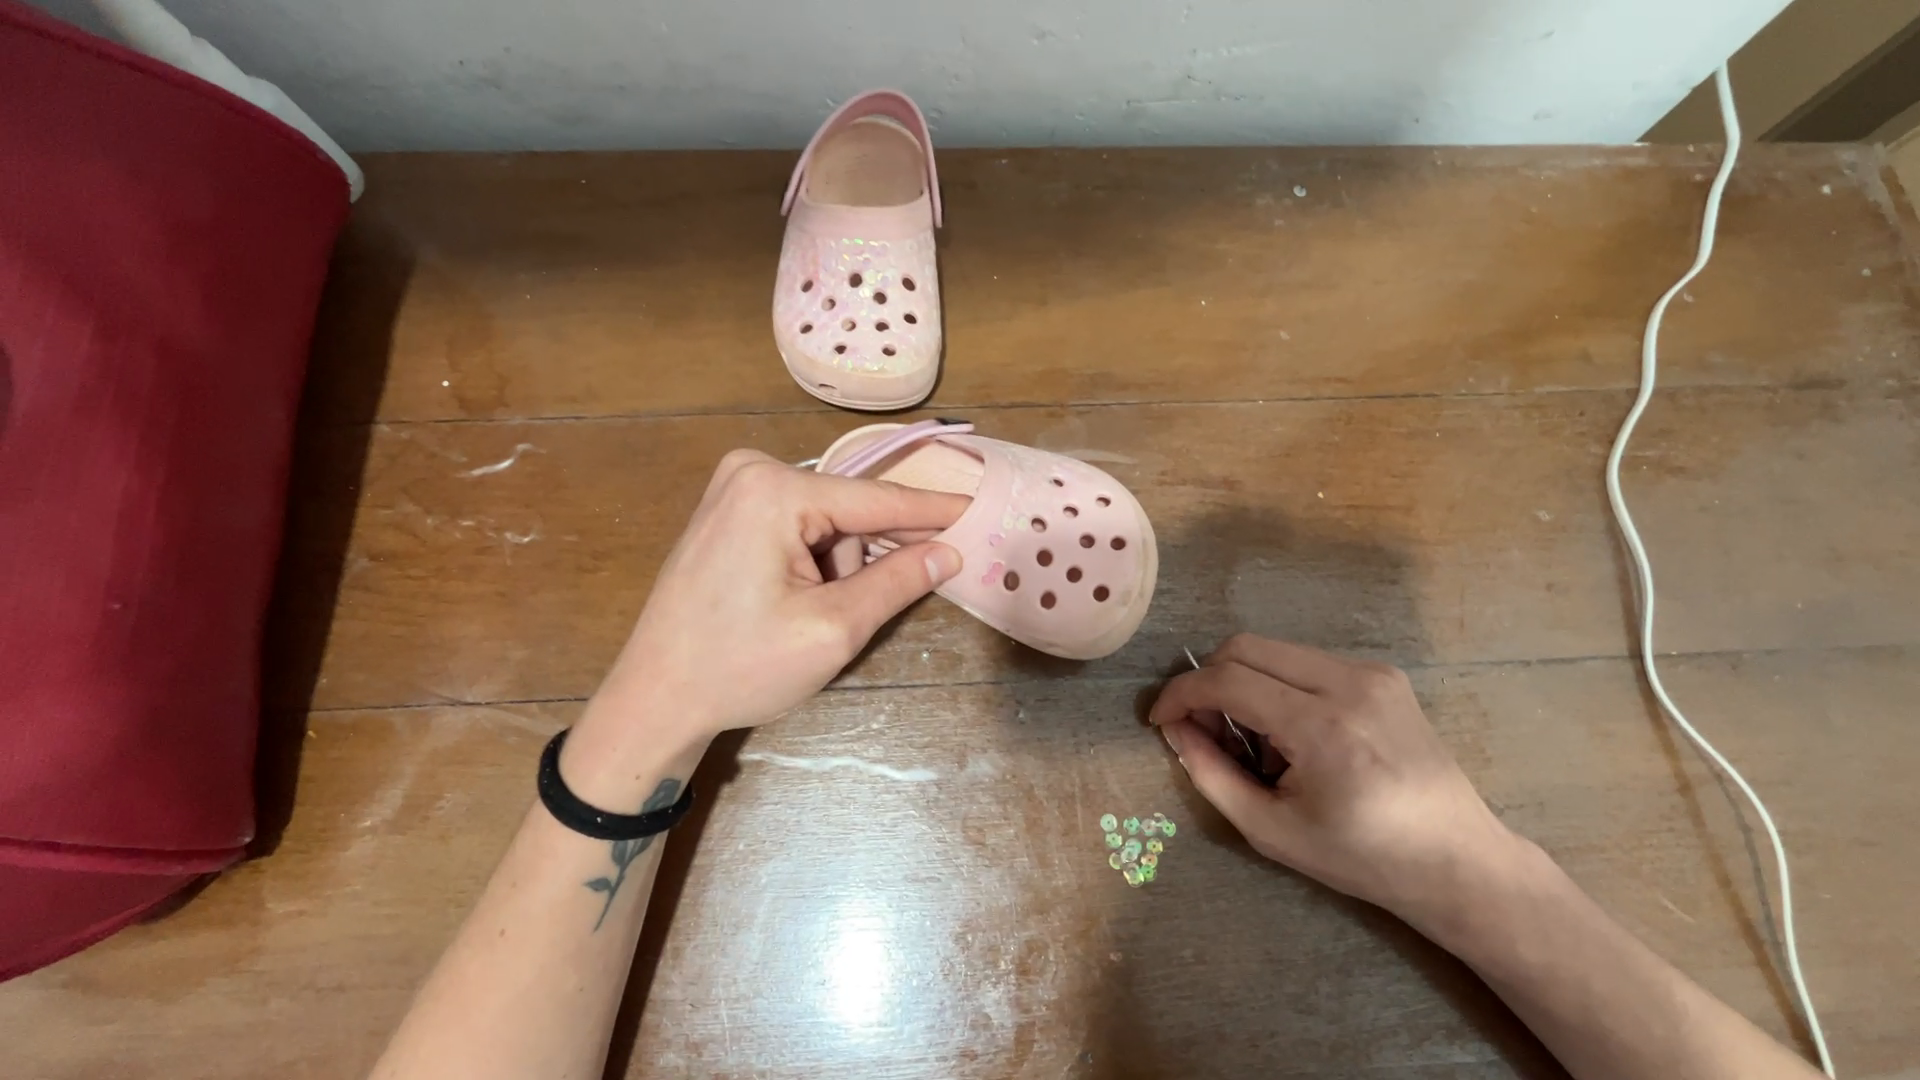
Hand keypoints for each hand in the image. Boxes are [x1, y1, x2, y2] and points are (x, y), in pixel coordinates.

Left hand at [569, 450, 966, 775]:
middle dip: (868, 558)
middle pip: (849, 511)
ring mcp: (734, 488)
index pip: (876, 500)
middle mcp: (752, 471)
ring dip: (837, 568)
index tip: (979, 506)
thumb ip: (896, 582)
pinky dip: (815, 561)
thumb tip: (949, 551)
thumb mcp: (831, 629)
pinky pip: (799, 525)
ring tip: (804, 617)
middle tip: (854, 609)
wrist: (654, 698)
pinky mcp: (727, 511)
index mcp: (775, 491)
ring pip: (827, 522)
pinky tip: (795, 602)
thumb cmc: (740, 666)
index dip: (933, 511)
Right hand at [1150, 634, 1520, 927]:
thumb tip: (1175, 729)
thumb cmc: (1361, 857)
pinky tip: (1288, 731)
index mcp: (1324, 727)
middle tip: (1203, 728)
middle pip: (1245, 647)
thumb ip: (1210, 774)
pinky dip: (1276, 684)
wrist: (1458, 860)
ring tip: (1250, 737)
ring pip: (1272, 650)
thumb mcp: (1270, 829)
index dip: (1181, 693)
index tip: (1160, 719)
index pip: (1227, 680)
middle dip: (1208, 681)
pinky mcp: (1382, 674)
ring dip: (1242, 681)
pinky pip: (1304, 661)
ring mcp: (1371, 672)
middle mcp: (1349, 682)